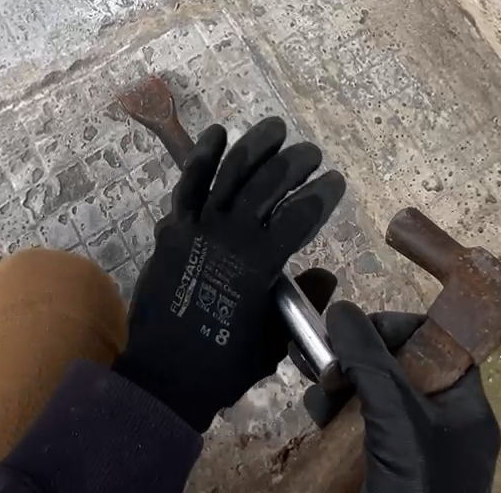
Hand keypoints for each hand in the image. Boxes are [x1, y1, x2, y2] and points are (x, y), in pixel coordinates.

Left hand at [113, 116, 344, 430]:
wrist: (164, 373)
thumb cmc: (223, 362)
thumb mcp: (273, 341)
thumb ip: (302, 304)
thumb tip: (326, 276)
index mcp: (259, 265)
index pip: (299, 217)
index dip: (321, 195)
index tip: (336, 181)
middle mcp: (229, 235)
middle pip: (267, 185)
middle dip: (294, 163)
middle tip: (311, 153)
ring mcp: (196, 226)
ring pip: (229, 174)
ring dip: (255, 147)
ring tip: (275, 128)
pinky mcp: (172, 225)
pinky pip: (188, 183)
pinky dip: (203, 155)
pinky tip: (218, 132)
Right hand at [303, 298, 500, 492]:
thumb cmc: (417, 488)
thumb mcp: (395, 414)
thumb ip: (369, 358)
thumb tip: (340, 310)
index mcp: (465, 407)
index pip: (435, 341)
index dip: (394, 327)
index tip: (356, 333)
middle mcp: (441, 422)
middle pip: (396, 362)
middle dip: (355, 354)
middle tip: (325, 360)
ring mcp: (411, 447)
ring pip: (370, 389)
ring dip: (337, 380)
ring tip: (316, 389)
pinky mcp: (381, 466)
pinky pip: (356, 421)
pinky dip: (333, 410)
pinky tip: (316, 415)